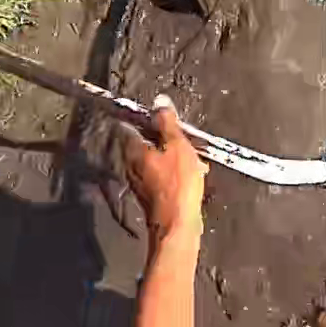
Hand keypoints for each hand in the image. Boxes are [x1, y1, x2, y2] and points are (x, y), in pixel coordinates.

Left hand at [122, 95, 206, 244]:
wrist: (177, 225)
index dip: (151, 121)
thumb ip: (167, 122)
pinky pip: (162, 177)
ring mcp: (138, 182)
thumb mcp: (177, 145)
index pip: (133, 125)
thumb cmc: (178, 183)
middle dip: (168, 142)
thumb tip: (159, 101)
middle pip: (147, 143)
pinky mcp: (150, 197)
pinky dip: (175, 175)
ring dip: (174, 159)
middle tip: (187, 144)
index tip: (168, 122)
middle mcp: (130, 165)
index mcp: (132, 149)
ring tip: (195, 163)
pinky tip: (192, 179)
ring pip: (157, 161)